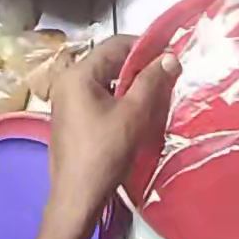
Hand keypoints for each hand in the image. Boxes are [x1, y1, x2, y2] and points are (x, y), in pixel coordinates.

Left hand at [44, 35, 178, 227]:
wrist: (78, 194)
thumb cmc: (105, 152)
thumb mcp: (134, 113)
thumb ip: (152, 81)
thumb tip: (170, 57)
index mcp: (79, 74)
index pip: (115, 44)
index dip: (145, 46)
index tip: (170, 55)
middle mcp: (68, 81)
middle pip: (109, 61)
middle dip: (140, 65)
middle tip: (167, 75)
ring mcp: (67, 100)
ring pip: (106, 80)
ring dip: (132, 83)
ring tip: (157, 93)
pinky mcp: (73, 118)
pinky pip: (100, 97)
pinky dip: (120, 97)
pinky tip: (139, 110)